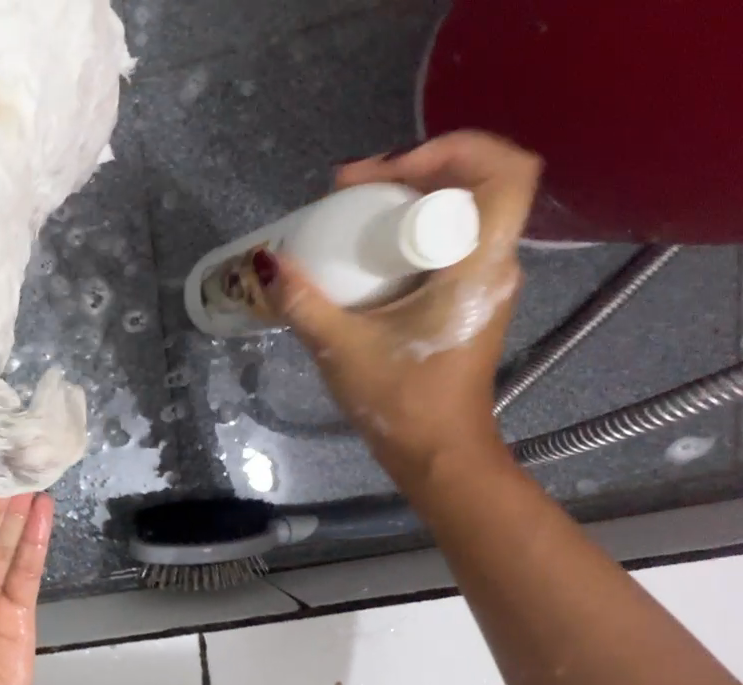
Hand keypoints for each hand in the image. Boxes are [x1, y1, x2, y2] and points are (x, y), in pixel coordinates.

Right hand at [259, 130, 542, 487]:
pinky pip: (446, 241)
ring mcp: (481, 280)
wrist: (435, 448)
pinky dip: (409, 230)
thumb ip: (301, 301)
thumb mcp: (339, 347)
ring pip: (463, 211)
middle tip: (352, 186)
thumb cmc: (398, 398)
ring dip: (412, 198)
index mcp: (478, 265)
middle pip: (478, 183)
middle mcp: (492, 262)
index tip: (386, 171)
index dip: (454, 149)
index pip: (506, 172)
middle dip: (416, 169)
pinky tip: (365, 249)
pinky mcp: (463, 297)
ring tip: (353, 211)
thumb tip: (265, 260)